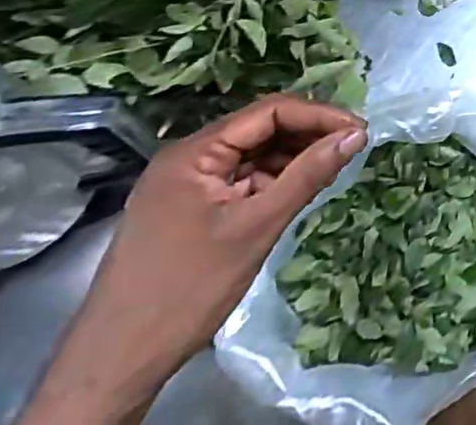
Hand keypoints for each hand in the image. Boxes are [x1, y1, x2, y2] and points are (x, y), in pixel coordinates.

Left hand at [21, 95, 366, 423]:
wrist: (115, 364)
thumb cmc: (186, 290)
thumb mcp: (257, 227)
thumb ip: (308, 175)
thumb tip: (357, 135)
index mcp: (194, 153)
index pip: (270, 112)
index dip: (319, 115)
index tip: (360, 131)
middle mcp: (188, 158)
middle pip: (261, 128)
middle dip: (309, 134)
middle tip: (353, 148)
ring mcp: (187, 184)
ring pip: (254, 154)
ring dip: (294, 158)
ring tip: (333, 169)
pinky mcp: (191, 207)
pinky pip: (242, 179)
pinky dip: (275, 181)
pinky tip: (300, 190)